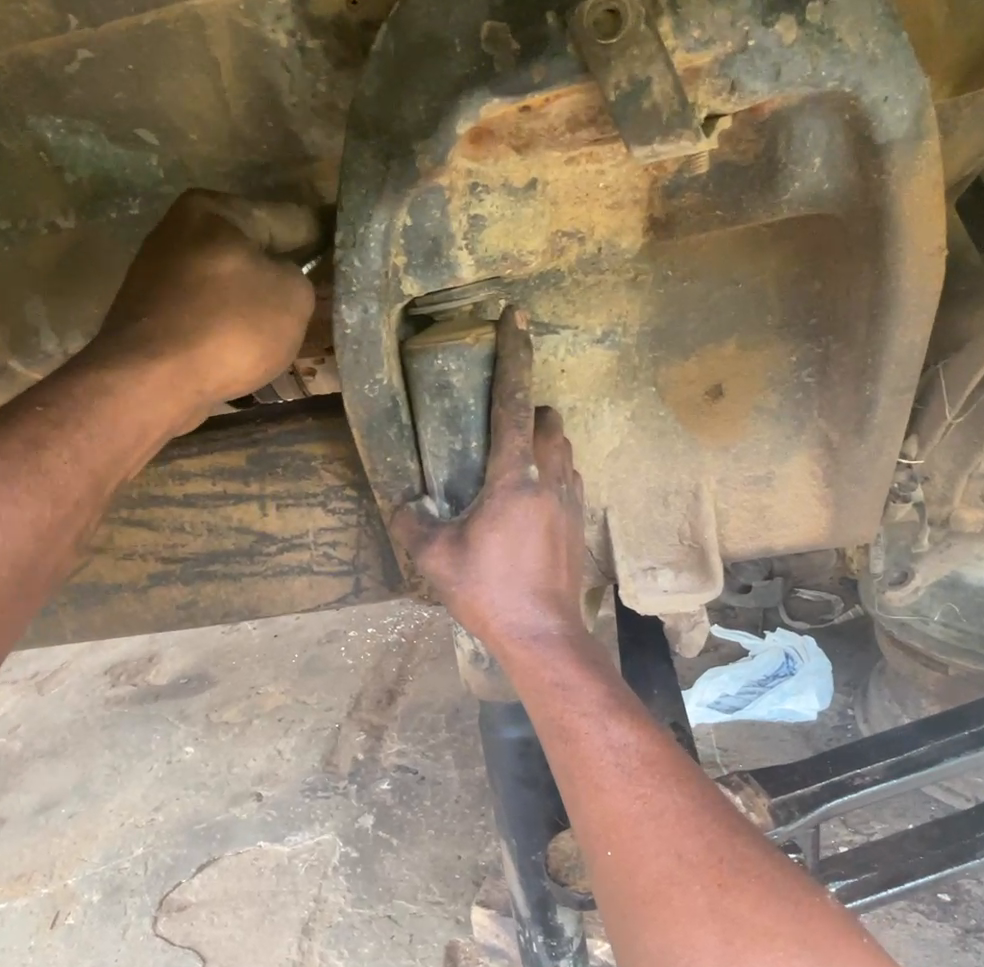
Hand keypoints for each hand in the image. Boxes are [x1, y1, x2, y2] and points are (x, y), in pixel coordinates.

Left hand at [89, 190, 317, 424]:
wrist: (152, 383)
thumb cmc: (229, 328)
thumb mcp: (293, 296)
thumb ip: (303, 277)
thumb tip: (288, 280)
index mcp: (216, 209)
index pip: (290, 217)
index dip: (326, 238)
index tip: (346, 252)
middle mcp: (181, 229)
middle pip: (255, 251)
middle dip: (286, 274)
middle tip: (324, 299)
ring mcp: (161, 273)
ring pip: (232, 286)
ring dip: (258, 305)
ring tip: (289, 330)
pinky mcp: (153, 314)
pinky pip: (209, 314)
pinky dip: (231, 328)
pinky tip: (249, 349)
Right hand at [391, 309, 588, 649]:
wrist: (543, 633)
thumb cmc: (487, 591)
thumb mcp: (435, 557)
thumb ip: (412, 521)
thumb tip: (403, 501)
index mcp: (514, 476)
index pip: (512, 401)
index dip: (514, 355)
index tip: (517, 316)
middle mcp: (550, 477)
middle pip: (547, 419)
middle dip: (527, 409)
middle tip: (498, 426)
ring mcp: (571, 500)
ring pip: (565, 448)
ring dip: (544, 441)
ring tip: (514, 462)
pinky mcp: (580, 522)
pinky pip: (571, 477)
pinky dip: (555, 471)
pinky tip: (532, 499)